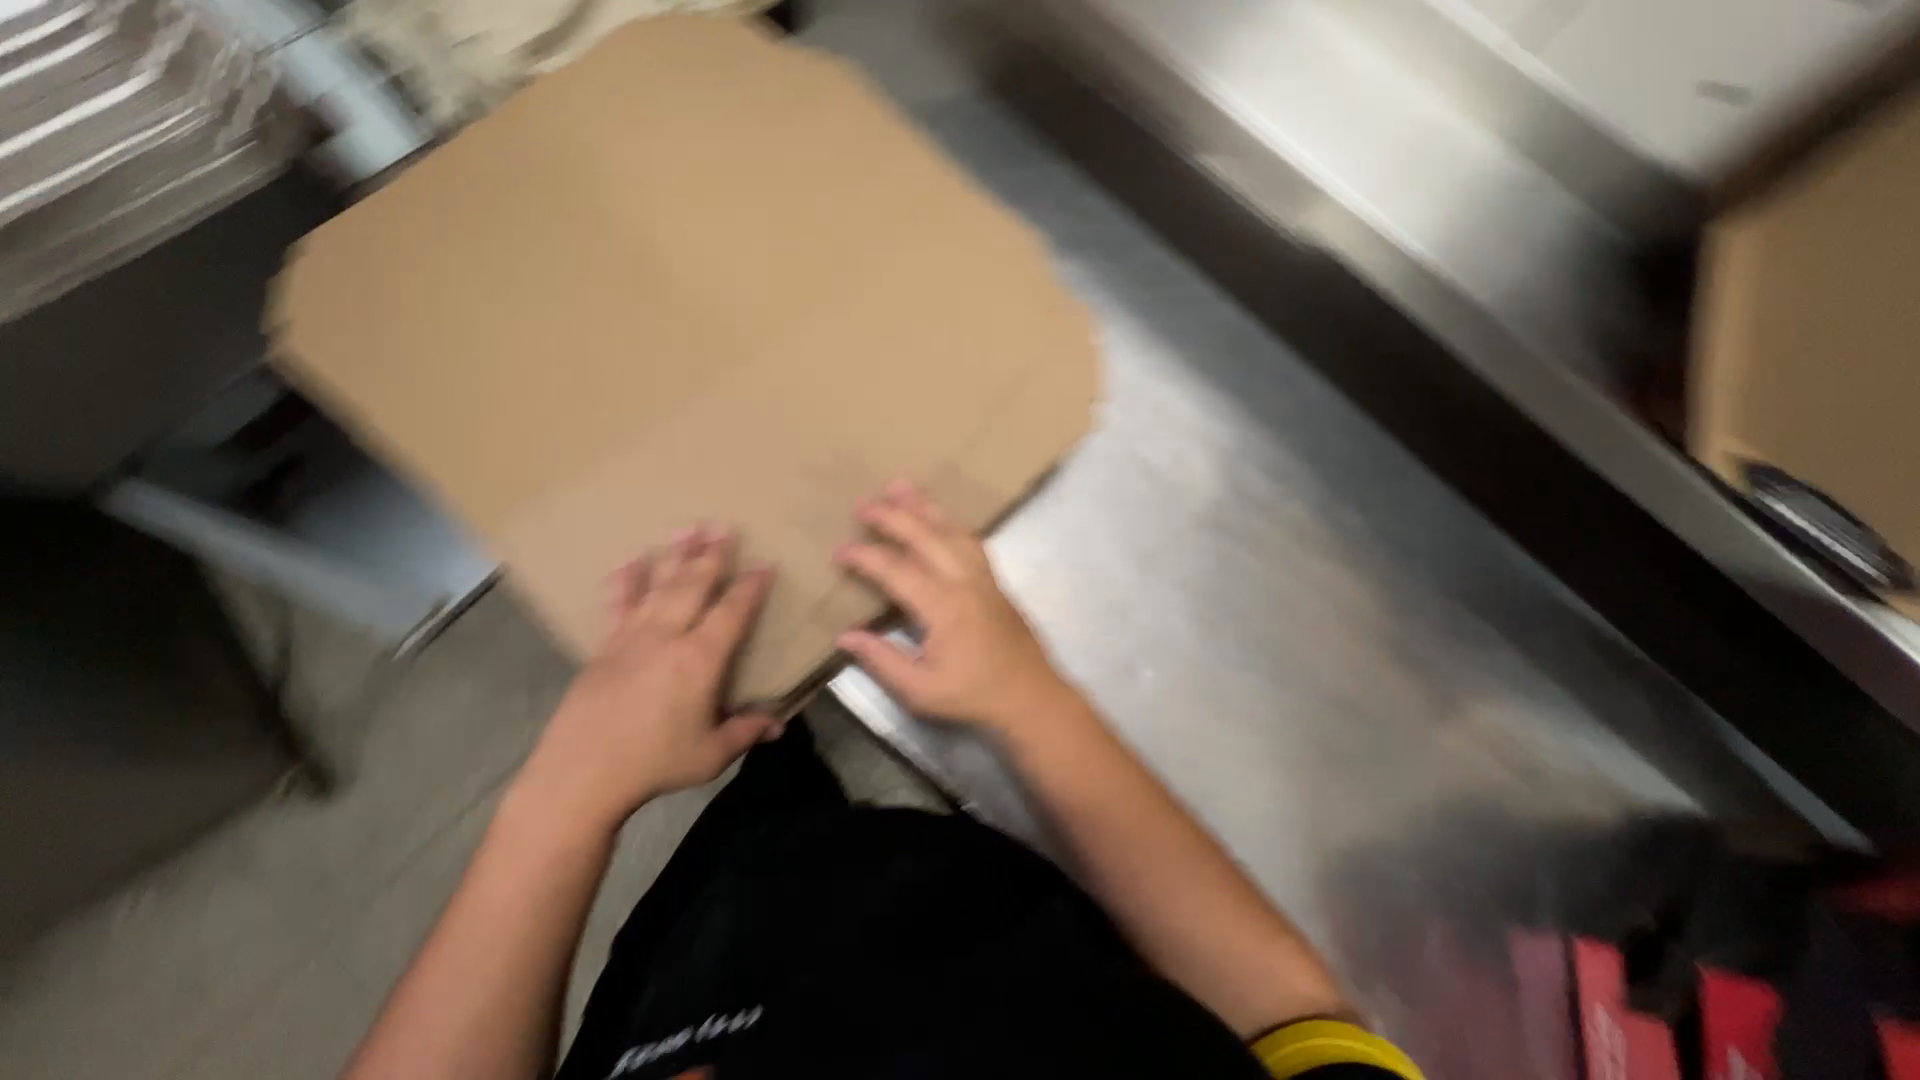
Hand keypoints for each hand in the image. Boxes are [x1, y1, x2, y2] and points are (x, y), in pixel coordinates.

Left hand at [514, 525, 778, 833]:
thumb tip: (777, 726)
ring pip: (657, 585)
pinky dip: (627, 579)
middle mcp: (667, 637)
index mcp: (700, 659)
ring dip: (674, 555)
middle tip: (723, 526)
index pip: (732, 612)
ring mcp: (632, 637)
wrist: (581, 772)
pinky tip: (631, 561)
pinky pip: (618, 602)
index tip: (764, 564)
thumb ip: (744, 732)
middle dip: (711, 555)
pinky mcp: (604, 647)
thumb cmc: (654, 763)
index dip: (750, 587)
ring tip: (685, 527)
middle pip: (693, 585)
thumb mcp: (710, 754)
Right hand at [834, 480, 1074, 731]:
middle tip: (863, 503)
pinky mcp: (997, 583)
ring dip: (925, 507)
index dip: (865, 557)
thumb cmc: (973, 697)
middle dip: (893, 516)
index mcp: (944, 607)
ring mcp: (985, 579)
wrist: (1032, 698)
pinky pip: (971, 542)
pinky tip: (939, 519)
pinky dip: (950, 524)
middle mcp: (966, 582)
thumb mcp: (920, 690)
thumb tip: (846, 636)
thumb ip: (882, 660)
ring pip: (953, 531)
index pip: (896, 570)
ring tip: (901, 486)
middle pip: (926, 537)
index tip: (839, 551)